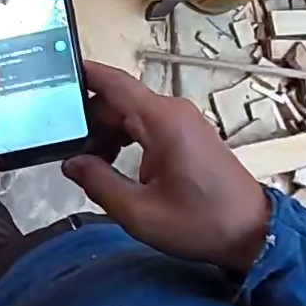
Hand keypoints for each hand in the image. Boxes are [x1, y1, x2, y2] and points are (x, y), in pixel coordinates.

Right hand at [62, 62, 270, 270]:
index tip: (54, 74)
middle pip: (118, 100)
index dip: (82, 75)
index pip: (113, 83)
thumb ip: (99, 183)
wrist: (252, 232)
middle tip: (62, 146)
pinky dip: (125, 137)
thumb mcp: (140, 212)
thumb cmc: (202, 223)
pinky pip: (147, 124)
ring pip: (130, 112)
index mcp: (162, 121)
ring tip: (88, 163)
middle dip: (88, 120)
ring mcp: (182, 121)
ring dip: (106, 132)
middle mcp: (172, 112)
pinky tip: (112, 163)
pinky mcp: (187, 134)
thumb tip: (72, 164)